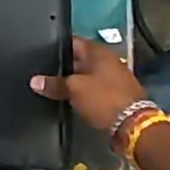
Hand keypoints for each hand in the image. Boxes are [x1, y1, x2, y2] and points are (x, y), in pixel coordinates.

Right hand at [29, 37, 146, 132]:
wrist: (135, 127)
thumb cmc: (104, 99)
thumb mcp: (73, 89)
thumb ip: (53, 83)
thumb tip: (34, 81)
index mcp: (99, 52)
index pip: (71, 41)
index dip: (54, 46)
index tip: (38, 52)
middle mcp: (108, 61)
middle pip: (78, 59)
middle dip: (62, 66)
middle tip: (41, 71)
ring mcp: (114, 79)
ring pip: (85, 76)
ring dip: (72, 81)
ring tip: (52, 86)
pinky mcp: (116, 95)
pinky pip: (92, 89)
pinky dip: (81, 92)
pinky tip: (68, 98)